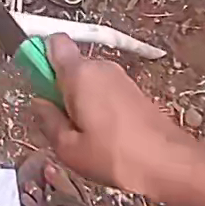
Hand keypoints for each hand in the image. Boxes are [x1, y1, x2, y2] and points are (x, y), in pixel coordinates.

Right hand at [29, 35, 202, 200]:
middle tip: (61, 125)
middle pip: (69, 67)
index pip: (53, 43)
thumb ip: (47, 120)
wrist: (169, 162)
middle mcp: (101, 68)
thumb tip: (38, 104)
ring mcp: (120, 78)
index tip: (35, 84)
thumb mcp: (68, 148)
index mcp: (80, 74)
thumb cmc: (116, 156)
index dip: (39, 58)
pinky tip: (104, 137)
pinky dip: (98, 108)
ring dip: (79, 102)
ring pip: (87, 81)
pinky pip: (104, 92)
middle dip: (59, 90)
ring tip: (85, 137)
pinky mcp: (133, 91)